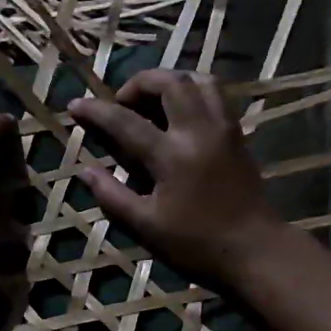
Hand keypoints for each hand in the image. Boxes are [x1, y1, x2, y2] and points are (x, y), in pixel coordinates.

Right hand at [67, 69, 288, 285]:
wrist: (255, 250)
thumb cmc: (196, 244)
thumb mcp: (146, 226)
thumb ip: (112, 195)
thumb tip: (86, 170)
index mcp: (171, 155)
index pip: (125, 122)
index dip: (96, 111)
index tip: (75, 104)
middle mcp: (198, 131)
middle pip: (169, 82)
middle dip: (138, 83)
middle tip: (122, 104)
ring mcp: (223, 128)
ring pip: (198, 79)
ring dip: (169, 81)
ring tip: (152, 102)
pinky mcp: (238, 134)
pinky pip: (215, 94)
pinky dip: (193, 91)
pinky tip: (179, 112)